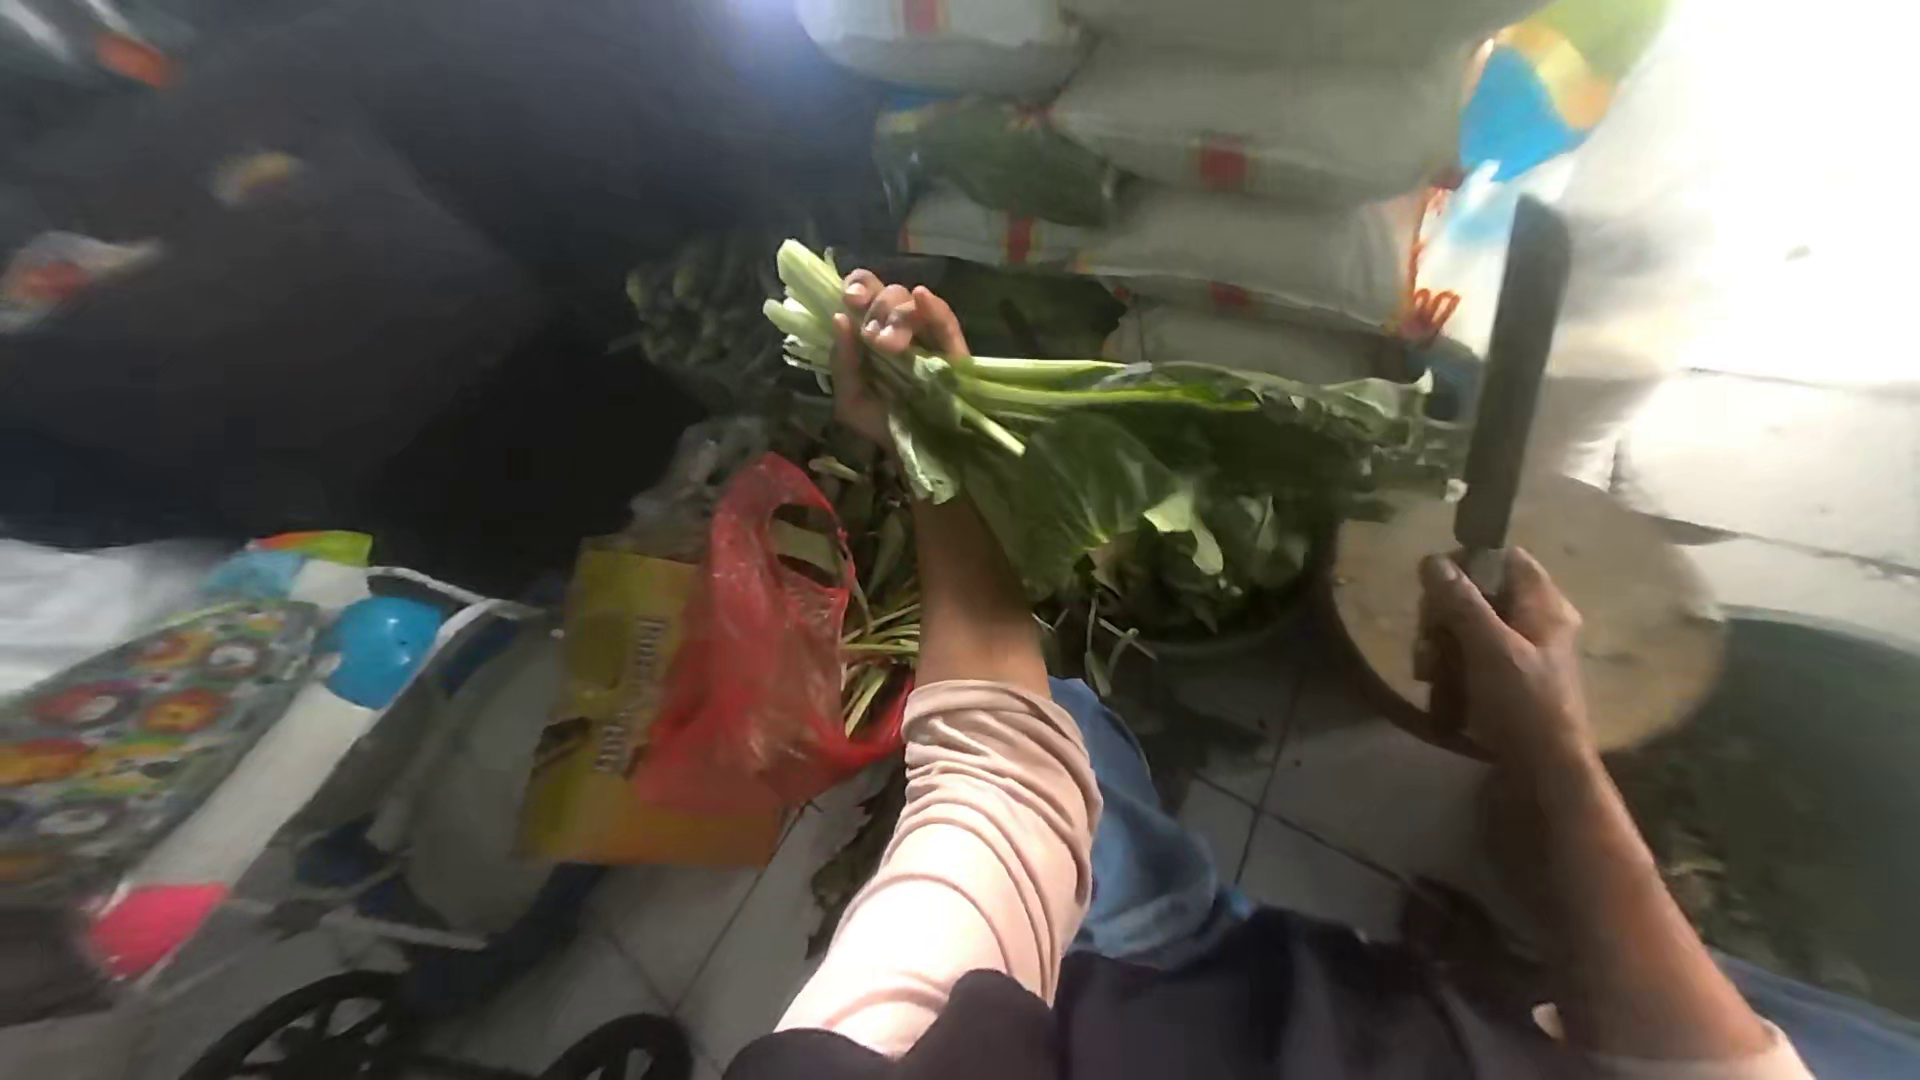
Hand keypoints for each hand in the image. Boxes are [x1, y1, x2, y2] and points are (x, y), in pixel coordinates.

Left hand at [832, 269, 970, 449]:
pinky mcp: (954, 351)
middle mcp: (900, 330)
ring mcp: (928, 338)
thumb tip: (840, 319)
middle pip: (889, 294)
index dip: (858, 286)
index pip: (865, 293)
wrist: (912, 453)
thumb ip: (842, 362)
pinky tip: (922, 298)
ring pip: (913, 303)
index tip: (850, 300)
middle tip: (874, 340)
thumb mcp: (851, 399)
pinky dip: (933, 307)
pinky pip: (945, 321)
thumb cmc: (881, 424)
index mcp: (872, 334)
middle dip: (877, 309)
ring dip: (897, 314)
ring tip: (889, 346)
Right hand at [1415, 548, 1590, 767]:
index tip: (1437, 584)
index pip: (1504, 558)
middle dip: (1441, 610)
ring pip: (1460, 619)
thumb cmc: (1523, 702)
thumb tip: (1432, 559)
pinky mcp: (1498, 667)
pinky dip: (1443, 657)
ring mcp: (1514, 643)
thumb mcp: (1488, 647)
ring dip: (1436, 638)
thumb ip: (1461, 602)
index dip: (1468, 562)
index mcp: (1542, 606)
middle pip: (1473, 589)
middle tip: (1431, 635)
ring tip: (1430, 667)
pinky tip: (1435, 677)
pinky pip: (1461, 645)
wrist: (1541, 764)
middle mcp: (1531, 618)